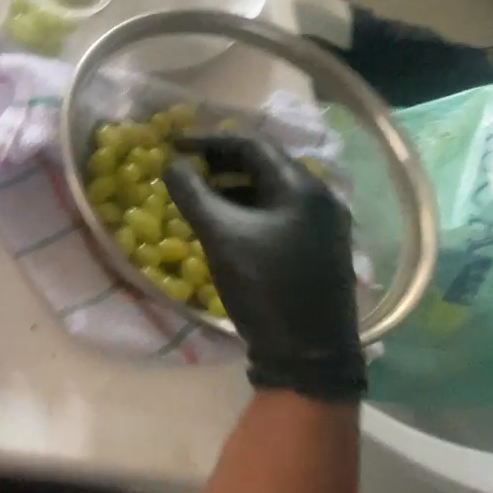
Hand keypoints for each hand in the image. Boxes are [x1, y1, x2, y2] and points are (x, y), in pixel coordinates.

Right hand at [166, 135, 365, 403]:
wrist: (309, 351)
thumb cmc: (264, 286)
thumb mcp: (221, 236)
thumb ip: (193, 194)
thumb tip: (170, 163)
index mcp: (302, 188)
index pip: (251, 145)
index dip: (207, 141)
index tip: (172, 145)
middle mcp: (319, 198)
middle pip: (264, 165)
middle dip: (219, 162)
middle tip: (182, 167)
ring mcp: (322, 224)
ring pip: (270, 190)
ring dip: (231, 186)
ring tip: (196, 194)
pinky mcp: (317, 247)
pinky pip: (277, 212)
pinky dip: (246, 208)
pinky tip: (223, 223)